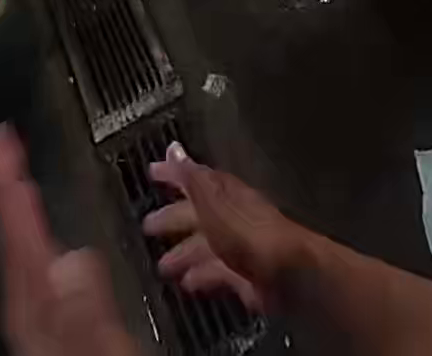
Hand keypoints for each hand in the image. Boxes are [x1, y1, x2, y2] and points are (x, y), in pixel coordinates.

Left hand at [0, 125, 138, 355]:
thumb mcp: (104, 355)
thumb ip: (85, 316)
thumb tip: (69, 259)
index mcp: (39, 305)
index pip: (15, 231)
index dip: (5, 181)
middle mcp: (31, 307)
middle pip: (9, 234)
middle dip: (3, 185)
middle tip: (2, 141)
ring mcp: (39, 318)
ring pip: (17, 248)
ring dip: (14, 206)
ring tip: (15, 171)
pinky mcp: (54, 325)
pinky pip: (35, 264)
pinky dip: (30, 233)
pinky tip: (41, 232)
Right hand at [143, 143, 310, 311]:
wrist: (283, 271)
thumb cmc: (245, 231)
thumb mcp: (213, 201)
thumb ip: (192, 178)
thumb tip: (172, 148)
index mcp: (224, 192)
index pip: (194, 178)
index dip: (174, 174)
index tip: (152, 171)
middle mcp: (230, 214)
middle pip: (198, 213)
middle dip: (173, 217)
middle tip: (147, 226)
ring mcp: (237, 244)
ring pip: (205, 245)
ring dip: (184, 252)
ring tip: (162, 266)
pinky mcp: (242, 273)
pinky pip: (215, 270)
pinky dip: (200, 274)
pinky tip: (186, 283)